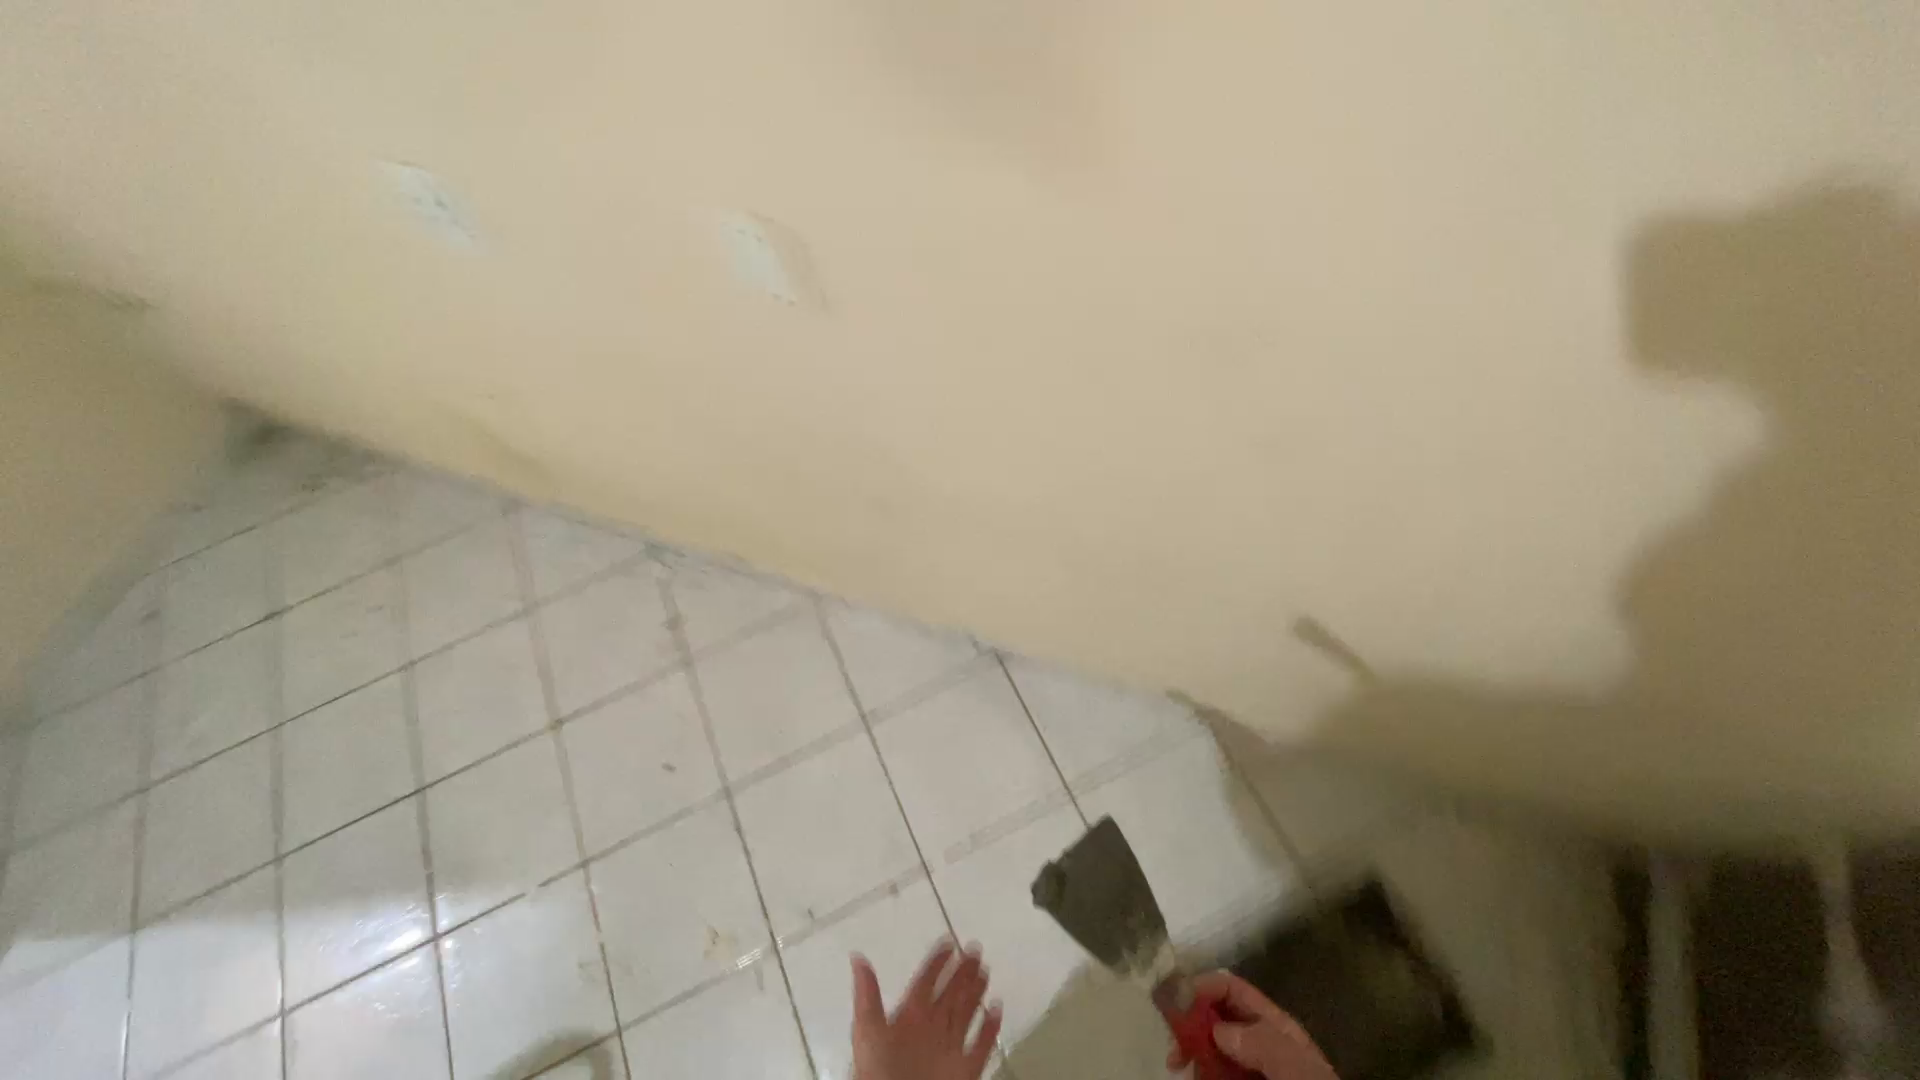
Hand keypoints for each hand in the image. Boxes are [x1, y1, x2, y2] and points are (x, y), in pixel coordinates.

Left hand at [852, 941, 1002, 1079]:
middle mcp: (930, 1029)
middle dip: (961, 972)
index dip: (936, 963)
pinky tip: (997, 1009)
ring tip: (985, 970)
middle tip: (974, 948)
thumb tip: (857, 957)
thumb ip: (867, 993)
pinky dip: (990, 1029)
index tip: (948, 942)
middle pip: (949, 994)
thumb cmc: (876, 1072)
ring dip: (975, 993)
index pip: (925, 982)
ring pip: (965, 1014)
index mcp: (908, 1017)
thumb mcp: (867, 1029)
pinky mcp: (965, 1069)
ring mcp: (948, 1048)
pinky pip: (981, 1046)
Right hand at [1165, 971, 1337, 1078]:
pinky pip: (1211, 1074)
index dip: (1202, 987)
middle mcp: (1259, 1045)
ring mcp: (1247, 1072)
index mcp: (1276, 1029)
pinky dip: (1197, 1074)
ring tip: (1179, 1069)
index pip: (1232, 990)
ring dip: (1190, 1054)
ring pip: (1208, 1051)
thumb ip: (1266, 1043)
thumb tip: (1218, 1030)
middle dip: (1189, 1027)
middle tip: (1174, 1052)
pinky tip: (1189, 1078)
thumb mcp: (1300, 1070)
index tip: (1174, 1004)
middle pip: (1214, 1019)